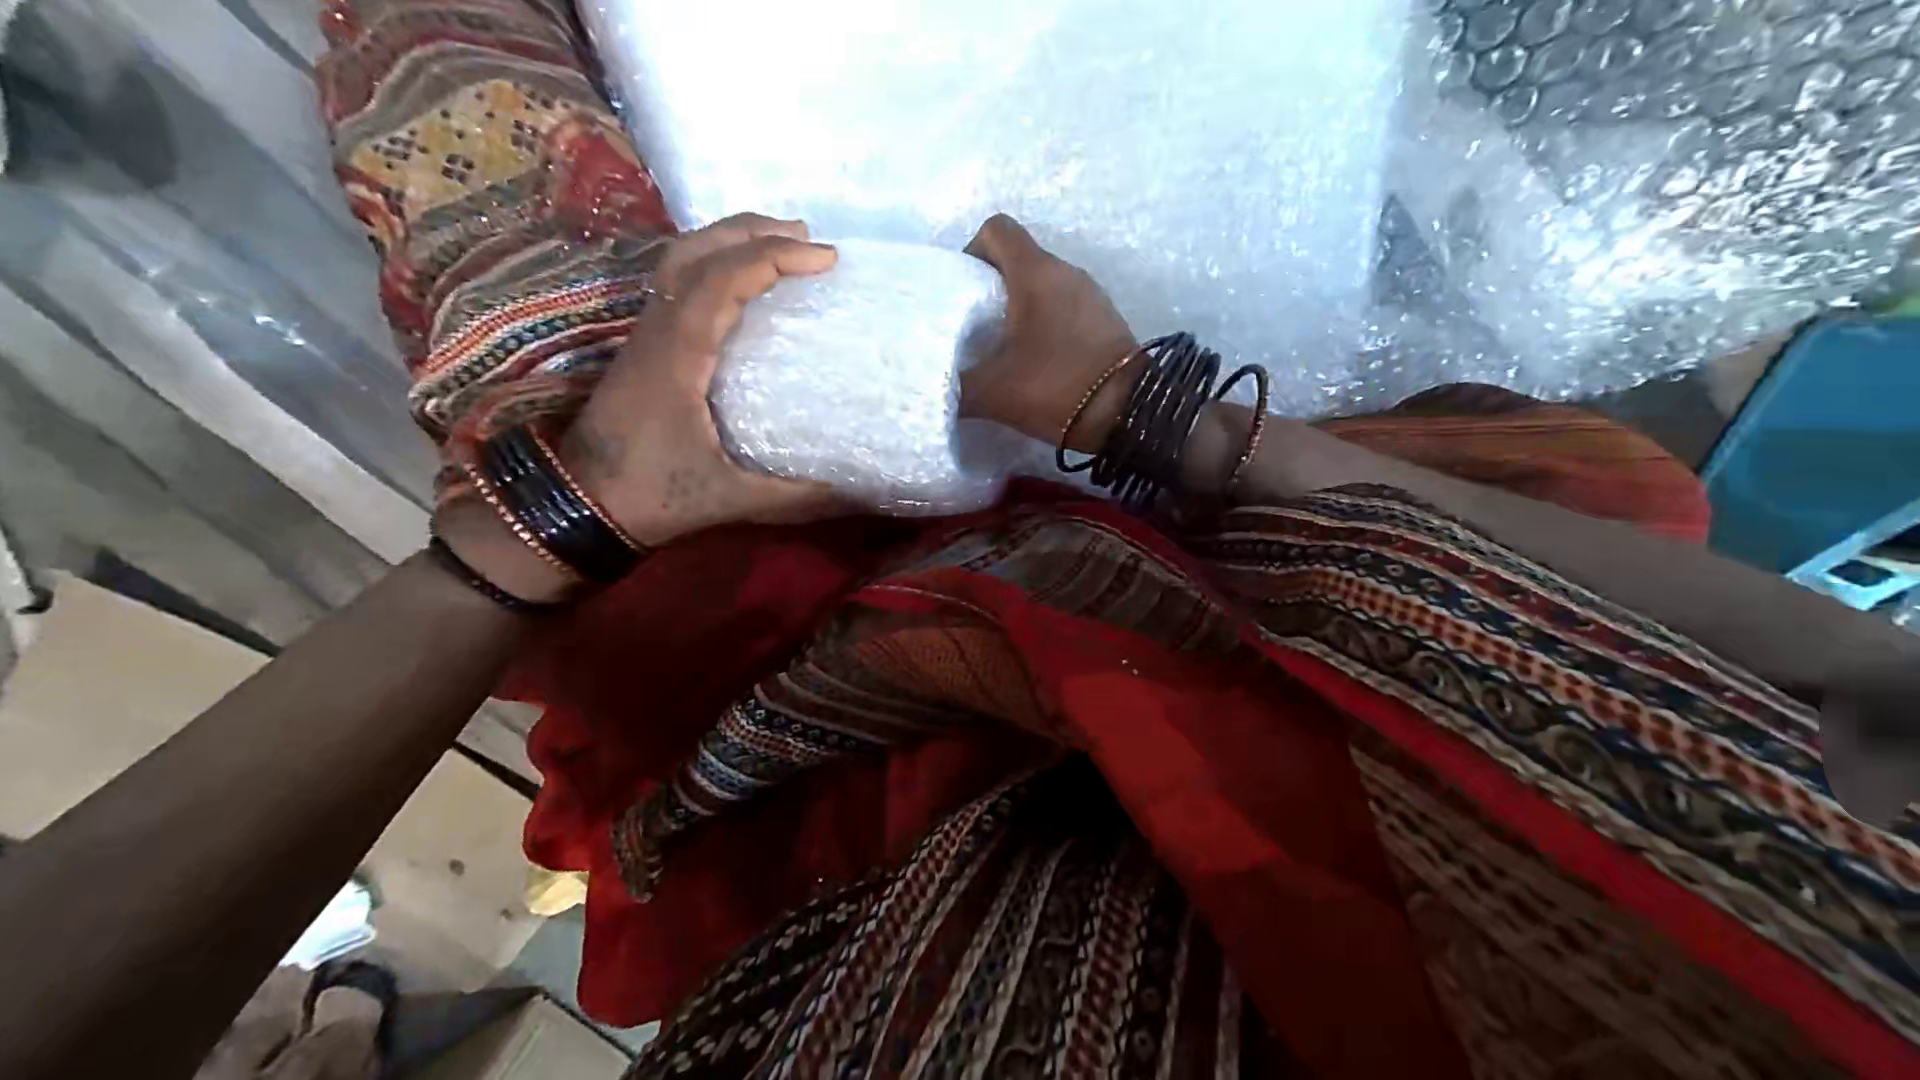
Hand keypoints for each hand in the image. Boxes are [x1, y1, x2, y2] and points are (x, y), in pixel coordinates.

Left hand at [435, 214, 843, 601]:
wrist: (580, 502)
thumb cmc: (654, 495)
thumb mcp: (731, 499)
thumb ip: (793, 496)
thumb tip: (853, 492)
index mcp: (679, 355)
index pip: (722, 281)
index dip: (774, 258)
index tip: (825, 258)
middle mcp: (659, 330)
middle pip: (696, 251)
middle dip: (752, 232)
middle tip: (805, 235)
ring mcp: (647, 333)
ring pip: (681, 260)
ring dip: (730, 240)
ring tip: (778, 242)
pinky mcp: (646, 346)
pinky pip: (677, 282)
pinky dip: (714, 263)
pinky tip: (741, 281)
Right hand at [959, 214, 1137, 450]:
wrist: (1131, 415)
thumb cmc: (1057, 388)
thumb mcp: (993, 393)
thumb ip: (952, 386)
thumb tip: (928, 387)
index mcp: (1035, 273)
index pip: (995, 229)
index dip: (969, 252)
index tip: (959, 292)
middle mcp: (1066, 272)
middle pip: (1018, 257)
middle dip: (988, 286)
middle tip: (971, 327)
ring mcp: (1090, 294)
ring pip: (1041, 283)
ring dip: (1016, 307)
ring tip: (1001, 347)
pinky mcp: (1104, 319)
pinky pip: (1063, 306)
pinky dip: (1043, 322)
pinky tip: (1034, 358)